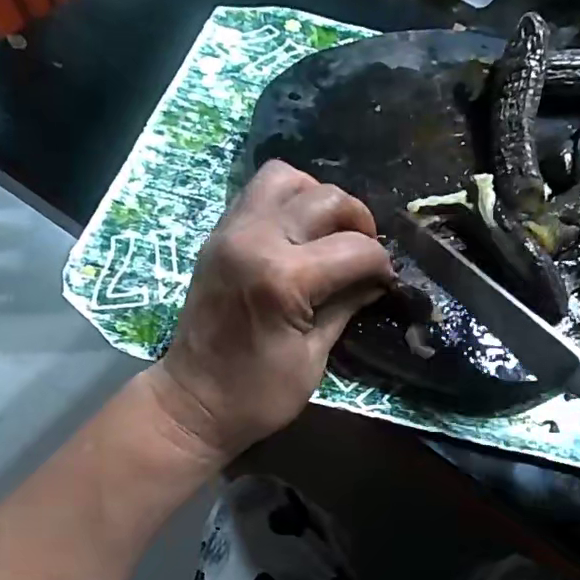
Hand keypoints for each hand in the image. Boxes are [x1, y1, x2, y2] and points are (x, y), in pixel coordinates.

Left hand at [147, 160, 393, 461]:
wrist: (192, 401)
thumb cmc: (258, 393)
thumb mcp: (315, 356)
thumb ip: (347, 305)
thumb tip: (377, 280)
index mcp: (282, 278)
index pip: (356, 248)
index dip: (382, 265)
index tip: (387, 284)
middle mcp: (255, 240)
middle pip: (327, 198)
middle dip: (359, 222)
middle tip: (364, 255)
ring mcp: (231, 231)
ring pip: (288, 178)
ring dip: (320, 199)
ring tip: (331, 233)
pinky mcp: (219, 233)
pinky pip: (261, 192)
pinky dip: (290, 201)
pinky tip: (302, 234)